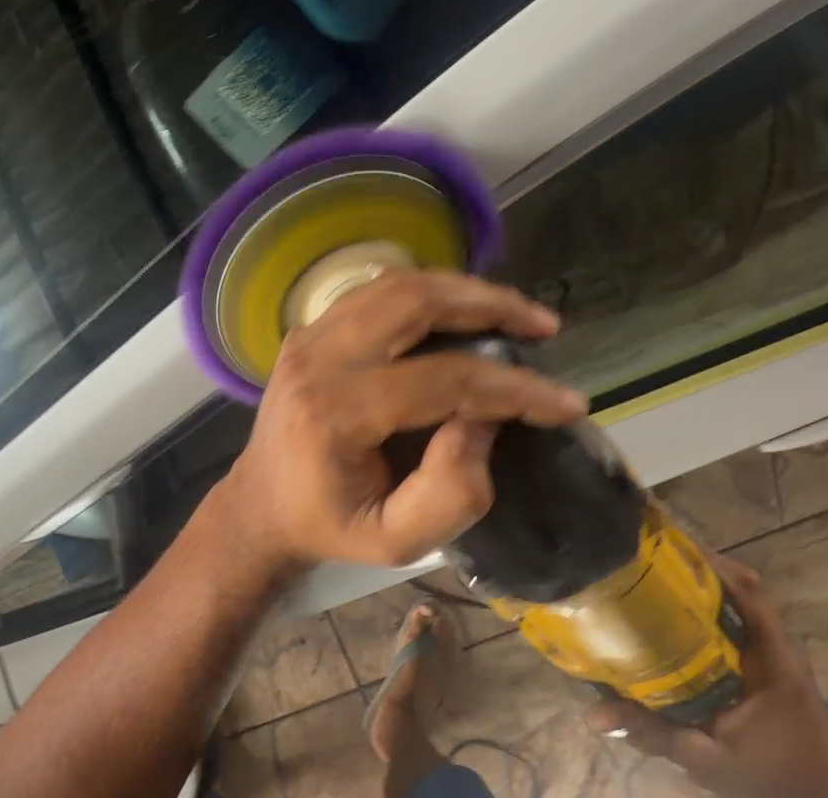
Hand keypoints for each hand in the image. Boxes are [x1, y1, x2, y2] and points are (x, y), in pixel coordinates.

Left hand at [213, 269, 586, 572]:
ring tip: (513, 311)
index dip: (513, 388)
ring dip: (459, 290)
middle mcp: (316, 361)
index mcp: (335, 413)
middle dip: (487, 305)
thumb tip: (484, 422)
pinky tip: (461, 311)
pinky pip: (372, 294)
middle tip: (543, 325)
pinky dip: (424, 293)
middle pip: (412, 303)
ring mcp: (306, 338)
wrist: (261, 504)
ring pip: (392, 286)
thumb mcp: (395, 541)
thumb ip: (449, 493)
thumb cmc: (329, 526)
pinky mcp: (307, 332)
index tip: (566, 401)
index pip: (441, 380)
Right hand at [587, 555, 827, 797]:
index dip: (713, 568)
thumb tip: (592, 715)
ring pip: (738, 611)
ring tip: (648, 574)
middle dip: (695, 571)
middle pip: (741, 594)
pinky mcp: (766, 678)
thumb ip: (654, 734)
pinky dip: (704, 615)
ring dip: (699, 590)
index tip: (667, 545)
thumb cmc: (771, 783)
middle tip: (644, 555)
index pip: (751, 599)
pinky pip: (734, 631)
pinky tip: (665, 618)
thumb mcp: (709, 763)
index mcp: (774, 667)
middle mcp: (778, 656)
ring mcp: (775, 666)